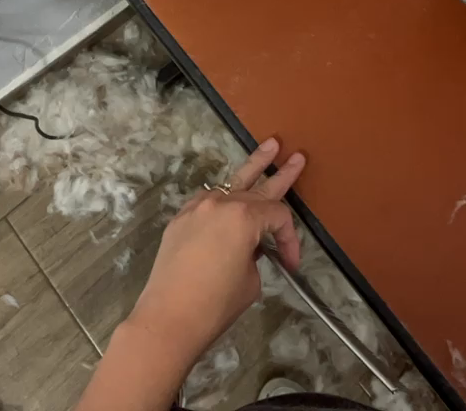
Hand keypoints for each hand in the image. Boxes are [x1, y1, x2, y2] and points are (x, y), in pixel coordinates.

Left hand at [123, 138, 305, 363]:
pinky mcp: (181, 218)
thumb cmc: (215, 304)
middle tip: (297, 156)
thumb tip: (247, 249)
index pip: (278, 217)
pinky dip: (222, 198)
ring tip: (269, 147)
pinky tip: (229, 196)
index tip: (290, 264)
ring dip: (252, 169)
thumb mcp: (250, 280)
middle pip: (259, 185)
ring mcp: (198, 207)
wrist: (167, 317)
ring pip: (231, 183)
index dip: (289, 240)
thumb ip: (255, 255)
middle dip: (282, 173)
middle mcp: (222, 203)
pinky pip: (208, 200)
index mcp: (244, 217)